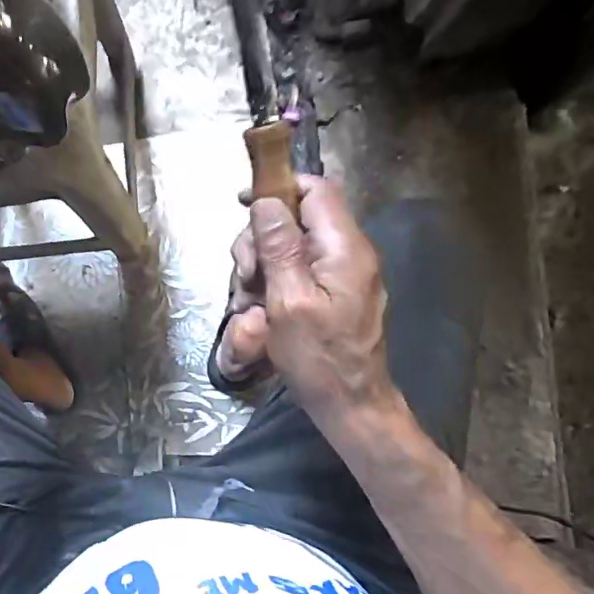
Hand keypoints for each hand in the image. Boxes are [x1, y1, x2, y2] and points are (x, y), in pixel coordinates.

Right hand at [244, 175, 402, 427]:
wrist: (349, 404)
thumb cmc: (319, 357)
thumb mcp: (289, 302)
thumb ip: (279, 249)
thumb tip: (266, 203)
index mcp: (344, 249)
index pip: (317, 190)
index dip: (280, 189)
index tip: (244, 204)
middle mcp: (347, 253)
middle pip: (295, 218)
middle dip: (259, 240)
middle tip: (245, 276)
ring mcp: (340, 274)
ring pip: (288, 245)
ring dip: (259, 266)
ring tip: (248, 301)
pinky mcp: (331, 291)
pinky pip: (295, 269)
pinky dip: (271, 282)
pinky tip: (258, 309)